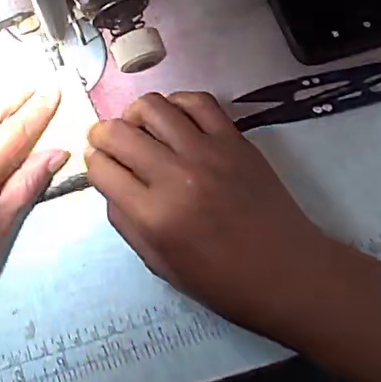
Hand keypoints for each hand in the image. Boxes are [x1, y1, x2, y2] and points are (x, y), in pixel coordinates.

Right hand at [85, 92, 350, 339]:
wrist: (288, 272)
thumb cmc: (220, 280)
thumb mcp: (159, 264)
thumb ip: (125, 222)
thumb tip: (109, 182)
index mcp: (154, 216)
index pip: (102, 169)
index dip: (92, 164)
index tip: (99, 166)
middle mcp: (176, 176)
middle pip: (118, 132)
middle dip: (101, 135)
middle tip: (107, 143)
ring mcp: (208, 152)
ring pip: (152, 106)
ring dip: (134, 115)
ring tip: (139, 129)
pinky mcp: (235, 140)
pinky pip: (197, 101)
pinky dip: (176, 104)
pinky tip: (174, 120)